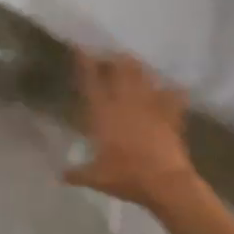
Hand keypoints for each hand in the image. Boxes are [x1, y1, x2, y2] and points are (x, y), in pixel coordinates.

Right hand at [65, 50, 201, 208]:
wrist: (166, 184)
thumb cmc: (127, 177)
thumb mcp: (96, 179)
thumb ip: (77, 173)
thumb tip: (61, 175)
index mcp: (104, 114)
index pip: (92, 82)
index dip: (86, 63)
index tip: (81, 50)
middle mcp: (127, 103)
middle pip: (120, 70)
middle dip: (113, 59)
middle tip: (108, 57)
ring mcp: (151, 106)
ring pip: (143, 76)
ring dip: (137, 67)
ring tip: (132, 63)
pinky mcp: (171, 115)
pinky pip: (172, 96)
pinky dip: (171, 90)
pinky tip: (171, 86)